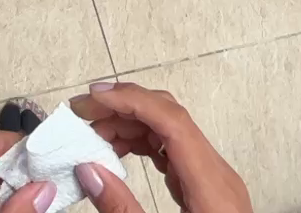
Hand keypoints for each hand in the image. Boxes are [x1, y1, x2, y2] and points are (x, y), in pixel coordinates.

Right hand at [70, 82, 252, 212]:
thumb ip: (121, 208)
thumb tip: (86, 167)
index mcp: (213, 189)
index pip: (172, 121)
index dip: (131, 100)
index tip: (93, 99)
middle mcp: (218, 175)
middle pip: (170, 117)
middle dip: (124, 106)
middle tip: (82, 112)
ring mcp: (215, 180)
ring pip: (170, 129)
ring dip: (130, 122)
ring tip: (92, 133)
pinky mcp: (207, 188)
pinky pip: (173, 149)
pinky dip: (142, 141)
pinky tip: (117, 150)